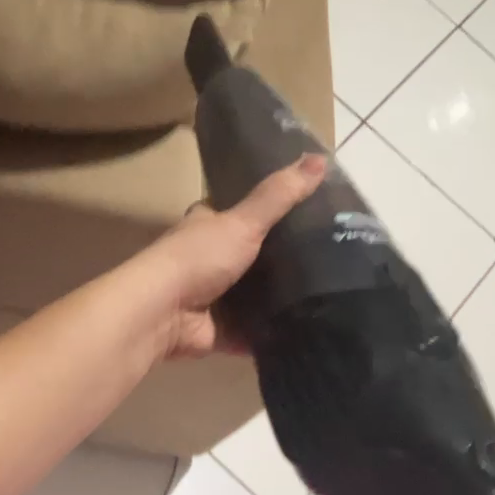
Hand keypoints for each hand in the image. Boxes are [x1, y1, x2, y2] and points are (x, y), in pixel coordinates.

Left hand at [132, 153, 327, 358]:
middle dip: (283, 260)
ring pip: (255, 298)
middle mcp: (208, 261)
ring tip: (330, 294)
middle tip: (332, 257)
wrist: (162, 313)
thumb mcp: (244, 221)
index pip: (240, 213)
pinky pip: (253, 334)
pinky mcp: (220, 333)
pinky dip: (273, 335)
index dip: (271, 210)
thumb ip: (279, 196)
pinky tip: (307, 329)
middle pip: (253, 258)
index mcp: (207, 226)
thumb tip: (322, 159)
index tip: (313, 211)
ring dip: (281, 299)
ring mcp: (214, 299)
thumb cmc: (198, 259)